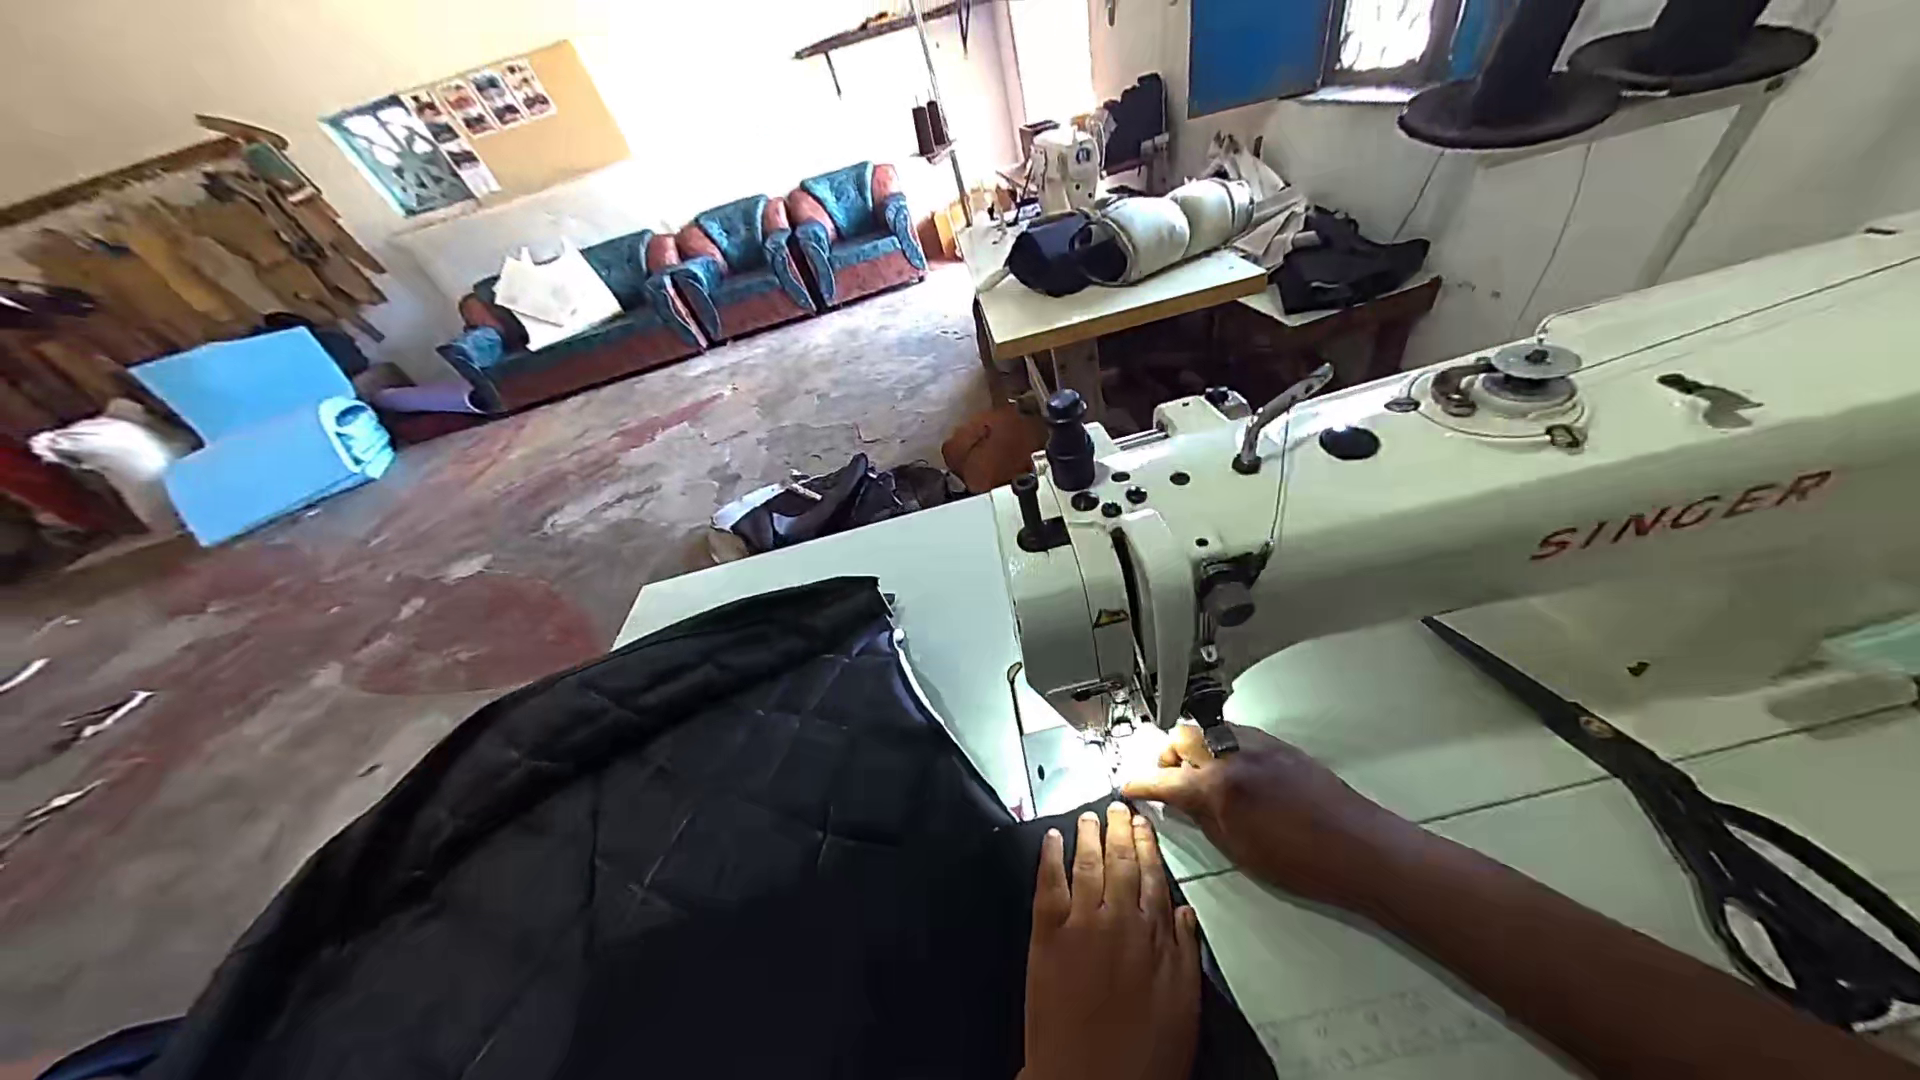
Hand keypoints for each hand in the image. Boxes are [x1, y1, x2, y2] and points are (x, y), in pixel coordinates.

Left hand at [1022, 802, 1200, 1079]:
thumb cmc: (1143, 1054)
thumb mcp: (1182, 1006)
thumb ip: (1183, 953)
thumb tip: (1182, 911)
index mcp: (1152, 936)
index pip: (1152, 877)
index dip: (1148, 848)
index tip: (1144, 825)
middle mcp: (1118, 919)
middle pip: (1120, 862)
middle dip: (1120, 831)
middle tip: (1118, 807)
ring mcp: (1080, 922)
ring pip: (1087, 864)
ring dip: (1088, 835)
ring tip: (1090, 816)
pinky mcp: (1047, 932)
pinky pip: (1049, 882)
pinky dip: (1051, 856)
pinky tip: (1052, 838)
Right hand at [1122, 723, 1415, 908]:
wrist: (1361, 850)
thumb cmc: (1307, 861)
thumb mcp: (1239, 850)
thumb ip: (1202, 819)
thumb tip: (1181, 804)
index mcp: (1218, 789)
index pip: (1163, 780)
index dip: (1140, 785)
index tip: (1129, 786)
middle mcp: (1232, 757)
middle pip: (1179, 738)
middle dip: (1166, 756)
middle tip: (1166, 777)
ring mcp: (1254, 745)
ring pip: (1205, 730)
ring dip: (1193, 747)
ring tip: (1199, 772)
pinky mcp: (1275, 742)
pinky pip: (1233, 732)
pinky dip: (1221, 744)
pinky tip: (1230, 767)